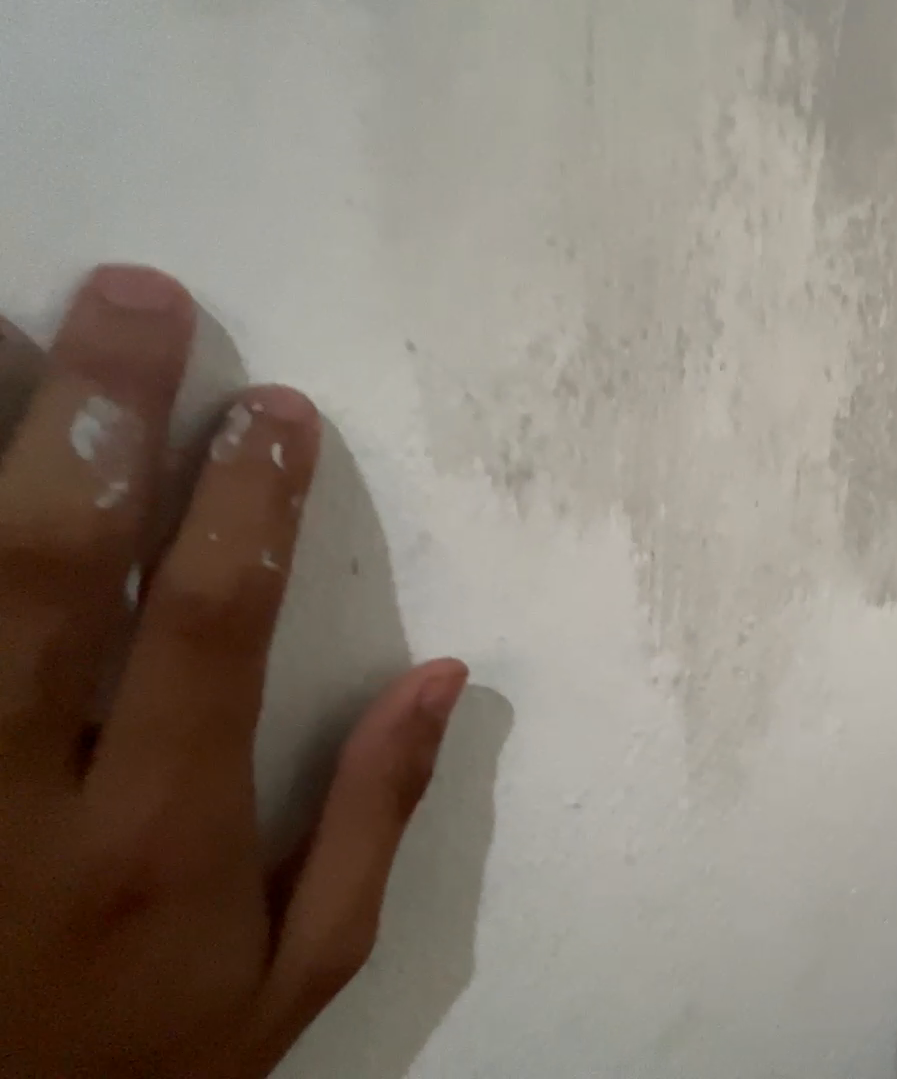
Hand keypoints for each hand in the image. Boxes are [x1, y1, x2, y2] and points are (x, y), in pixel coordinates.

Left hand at [0, 265, 465, 1077]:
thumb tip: (441, 683)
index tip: (271, 413)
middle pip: (50, 573)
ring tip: (15, 335)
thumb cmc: (140, 1061)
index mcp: (160, 830)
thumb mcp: (300, 964)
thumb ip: (372, 817)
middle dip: (96, 423)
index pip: (209, 621)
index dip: (244, 502)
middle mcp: (12, 799)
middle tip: (131, 305)